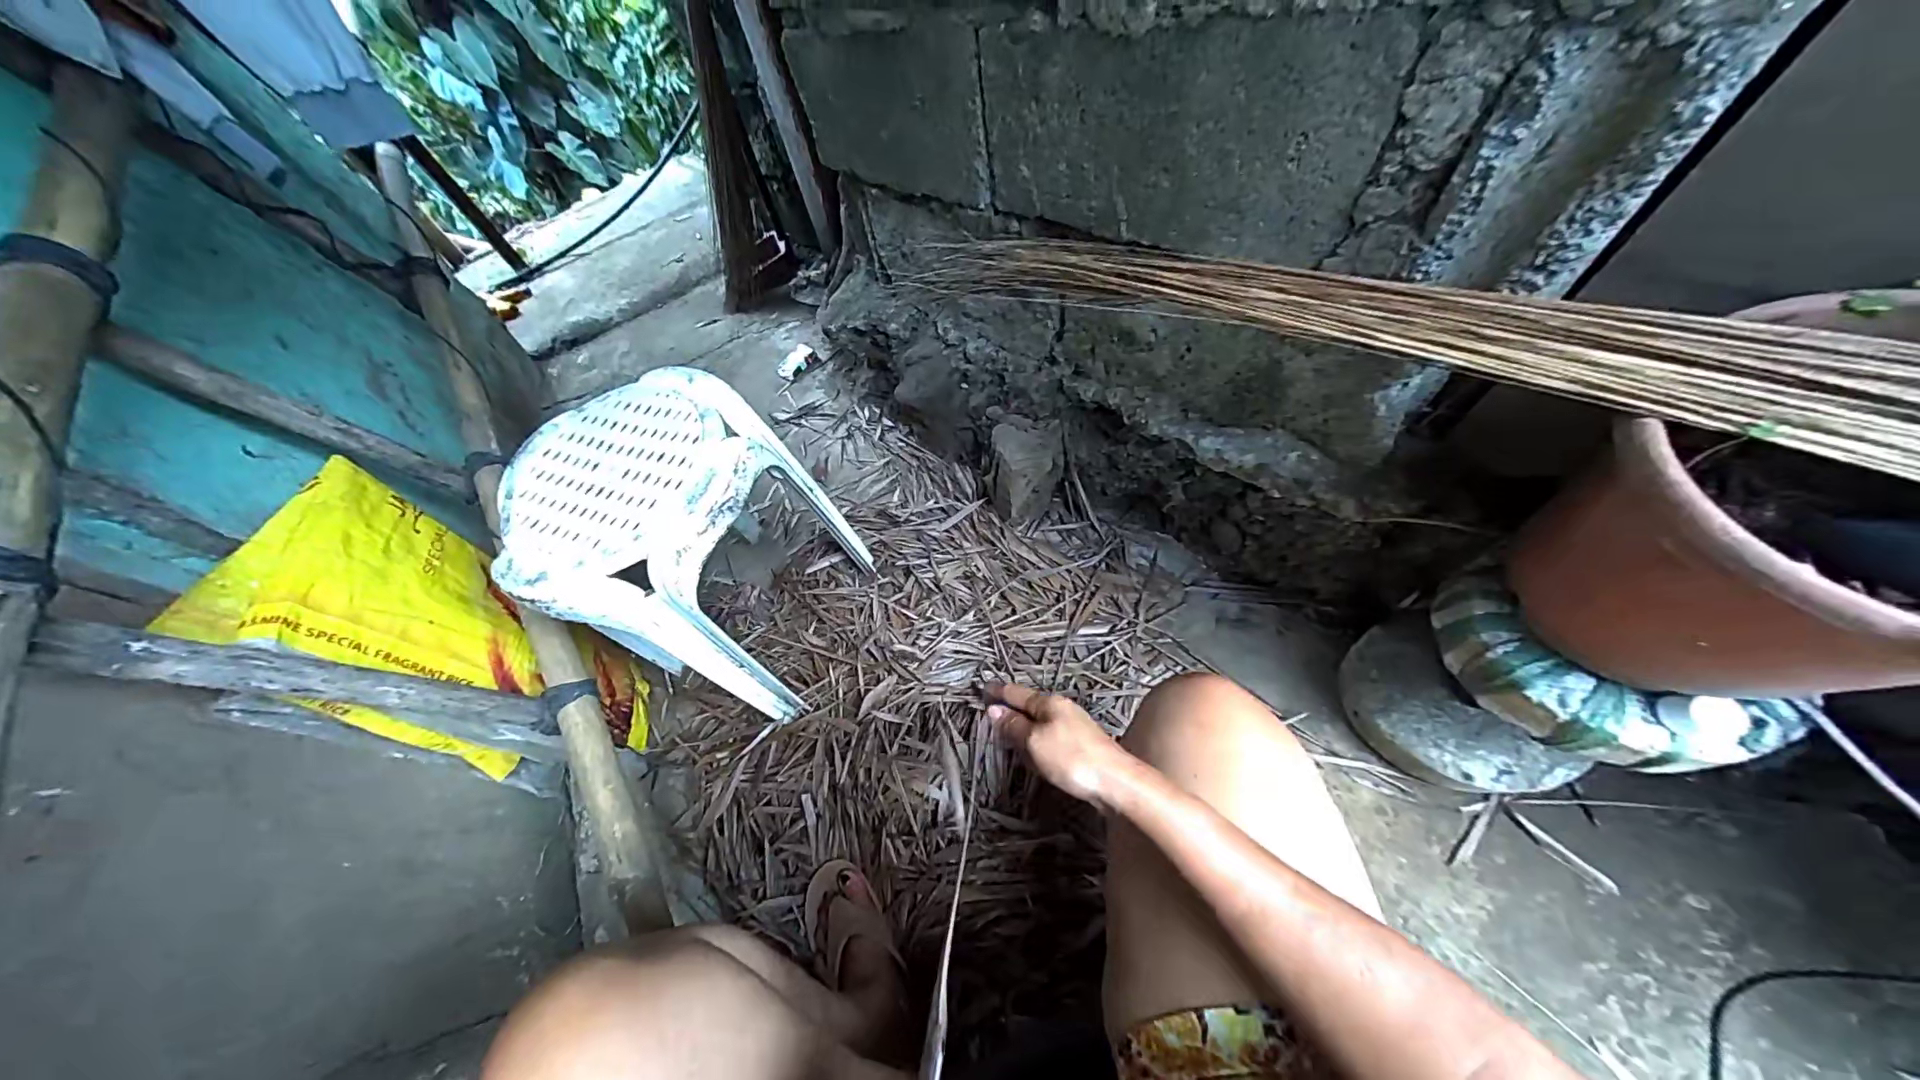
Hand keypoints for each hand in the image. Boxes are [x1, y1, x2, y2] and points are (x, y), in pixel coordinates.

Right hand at [984, 682, 1135, 808]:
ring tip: (1007, 730)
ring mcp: (1074, 727)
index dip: (999, 692)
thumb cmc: (1071, 758)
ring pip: (1040, 722)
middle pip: (1030, 706)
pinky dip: (1037, 740)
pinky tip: (1034, 751)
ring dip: (1024, 725)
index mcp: (1050, 703)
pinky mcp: (1080, 746)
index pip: (1017, 693)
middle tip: (991, 710)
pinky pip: (1050, 737)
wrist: (1115, 782)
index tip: (984, 688)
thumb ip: (1014, 726)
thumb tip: (995, 710)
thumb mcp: (1035, 741)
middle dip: (1011, 707)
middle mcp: (1063, 710)